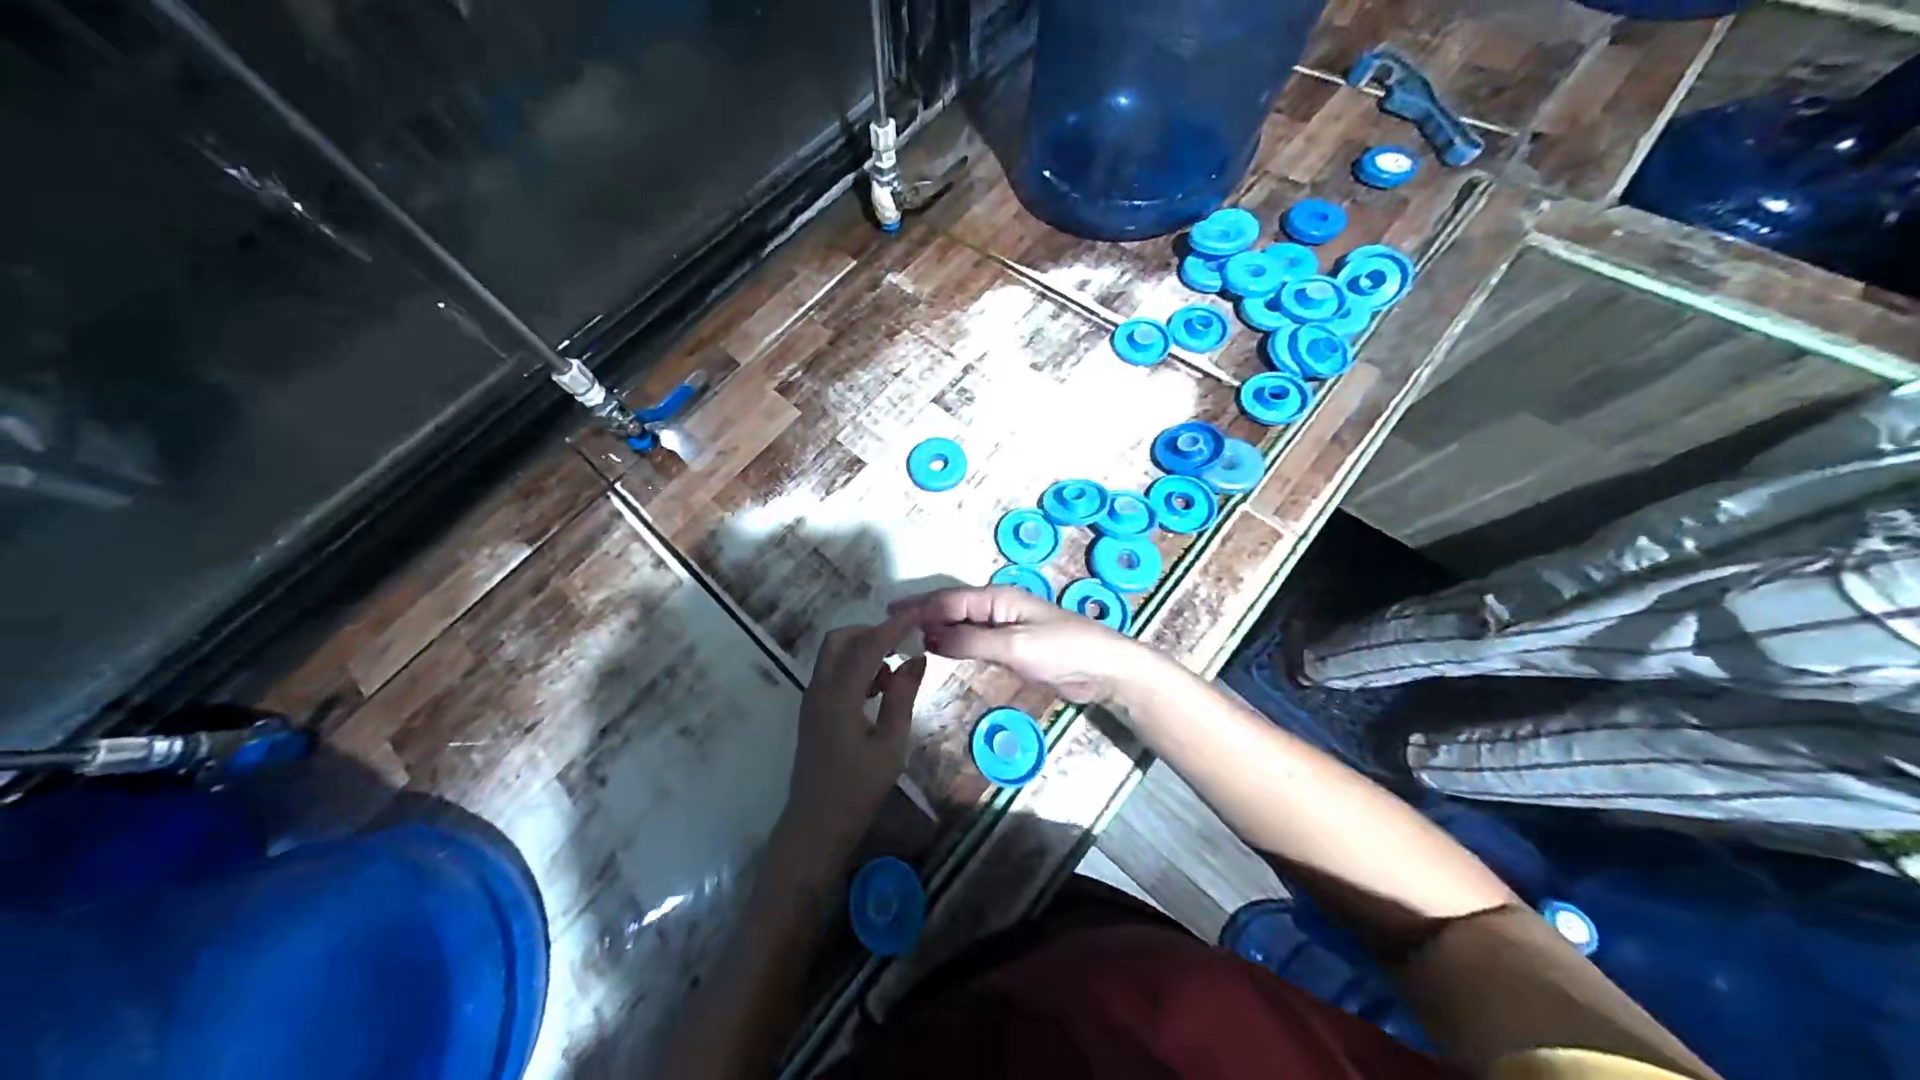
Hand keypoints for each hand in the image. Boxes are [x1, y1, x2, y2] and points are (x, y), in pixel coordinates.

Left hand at [780, 615, 926, 868]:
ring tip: (894, 671)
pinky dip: (855, 668)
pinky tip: (878, 689)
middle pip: (840, 640)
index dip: (893, 628)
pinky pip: (833, 673)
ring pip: (834, 655)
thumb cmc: (858, 789)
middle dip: (871, 633)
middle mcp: (819, 690)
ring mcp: (812, 700)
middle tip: (902, 643)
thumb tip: (917, 658)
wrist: (816, 825)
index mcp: (838, 696)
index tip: (917, 614)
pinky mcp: (813, 711)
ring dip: (863, 651)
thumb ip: (902, 696)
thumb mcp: (891, 744)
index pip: (867, 647)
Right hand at [888, 586, 1150, 703]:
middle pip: (951, 607)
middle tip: (888, 625)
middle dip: (921, 613)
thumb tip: (929, 638)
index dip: (918, 606)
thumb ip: (971, 641)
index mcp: (997, 597)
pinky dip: (953, 642)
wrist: (1104, 669)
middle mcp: (997, 606)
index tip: (888, 614)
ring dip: (935, 628)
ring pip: (960, 623)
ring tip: (905, 637)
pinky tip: (939, 650)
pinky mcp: (1011, 646)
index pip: (948, 599)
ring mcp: (1004, 626)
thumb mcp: (1014, 645)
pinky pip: (973, 639)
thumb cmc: (1062, 650)